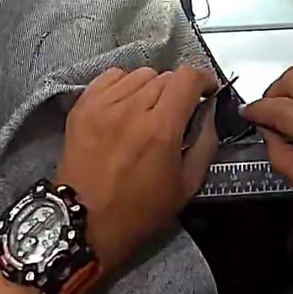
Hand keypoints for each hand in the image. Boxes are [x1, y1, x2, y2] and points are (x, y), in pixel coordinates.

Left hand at [55, 66, 219, 270]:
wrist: (86, 220)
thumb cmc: (140, 210)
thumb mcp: (187, 185)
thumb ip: (205, 142)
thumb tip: (209, 110)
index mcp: (161, 129)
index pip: (187, 78)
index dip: (203, 79)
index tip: (206, 90)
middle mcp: (131, 108)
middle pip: (165, 76)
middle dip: (177, 90)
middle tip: (175, 112)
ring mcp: (103, 103)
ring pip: (139, 74)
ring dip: (150, 87)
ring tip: (147, 109)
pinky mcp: (83, 104)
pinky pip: (111, 76)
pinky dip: (123, 85)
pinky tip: (124, 104)